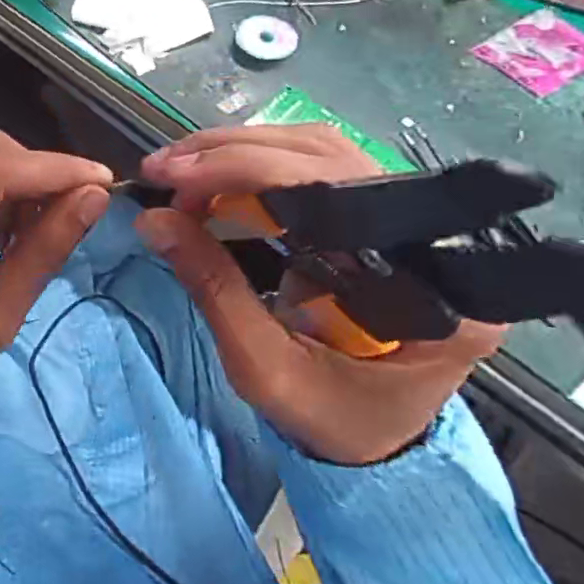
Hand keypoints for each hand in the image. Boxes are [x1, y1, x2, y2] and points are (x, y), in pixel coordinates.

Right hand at [135, 126, 506, 464]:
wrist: (377, 435)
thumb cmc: (331, 416)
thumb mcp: (264, 368)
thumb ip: (214, 289)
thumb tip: (154, 219)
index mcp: (424, 286)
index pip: (329, 191)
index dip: (241, 170)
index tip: (169, 179)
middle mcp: (429, 237)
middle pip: (322, 155)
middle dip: (227, 155)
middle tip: (161, 171)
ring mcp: (406, 219)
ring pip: (315, 148)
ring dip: (235, 151)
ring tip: (179, 172)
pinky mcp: (375, 214)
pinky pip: (312, 164)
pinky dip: (251, 163)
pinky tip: (212, 180)